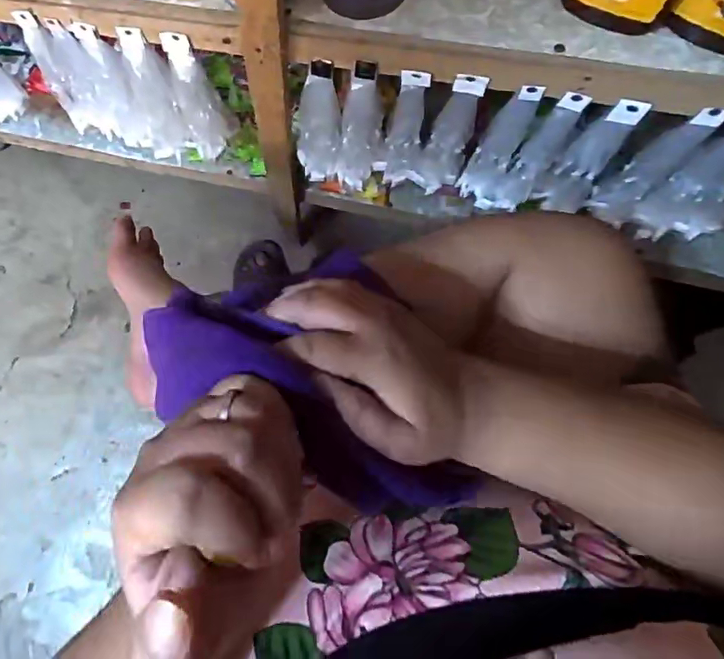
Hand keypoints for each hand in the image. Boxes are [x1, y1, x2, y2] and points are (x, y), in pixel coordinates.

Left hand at [113, 375, 302, 658]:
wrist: (205, 566)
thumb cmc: (200, 603)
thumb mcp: (190, 635)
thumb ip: (175, 636)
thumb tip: (173, 615)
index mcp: (138, 510)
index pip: (189, 493)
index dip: (238, 528)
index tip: (260, 556)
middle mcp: (156, 453)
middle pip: (233, 444)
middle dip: (273, 494)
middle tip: (280, 529)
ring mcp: (188, 420)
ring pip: (251, 412)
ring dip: (283, 462)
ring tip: (281, 497)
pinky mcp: (216, 400)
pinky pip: (257, 389)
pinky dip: (280, 422)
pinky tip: (280, 458)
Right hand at [266, 278, 470, 465]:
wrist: (472, 399)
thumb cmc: (430, 430)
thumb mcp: (393, 440)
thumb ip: (351, 412)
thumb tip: (311, 381)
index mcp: (374, 358)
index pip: (314, 344)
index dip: (282, 351)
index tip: (257, 361)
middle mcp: (375, 323)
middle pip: (317, 303)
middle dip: (281, 311)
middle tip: (251, 327)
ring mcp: (382, 308)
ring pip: (329, 286)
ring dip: (296, 294)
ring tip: (268, 310)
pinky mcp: (386, 304)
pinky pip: (344, 284)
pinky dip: (316, 286)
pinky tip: (299, 298)